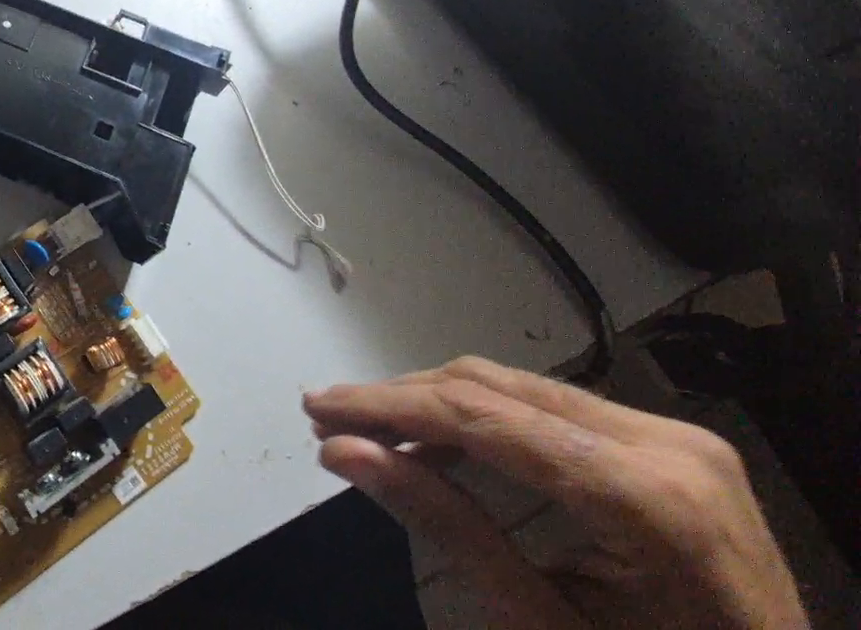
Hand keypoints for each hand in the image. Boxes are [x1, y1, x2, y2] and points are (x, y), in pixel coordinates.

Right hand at [304, 357, 805, 629]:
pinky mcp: (670, 444)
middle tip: (328, 417)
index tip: (316, 409)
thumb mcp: (542, 623)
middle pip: (493, 388)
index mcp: (647, 496)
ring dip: (431, 401)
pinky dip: (479, 415)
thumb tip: (343, 453)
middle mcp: (667, 443)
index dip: (386, 405)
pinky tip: (435, 439)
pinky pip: (547, 405)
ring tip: (367, 425)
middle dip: (399, 398)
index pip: (481, 418)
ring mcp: (675, 438)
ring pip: (514, 385)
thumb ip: (446, 528)